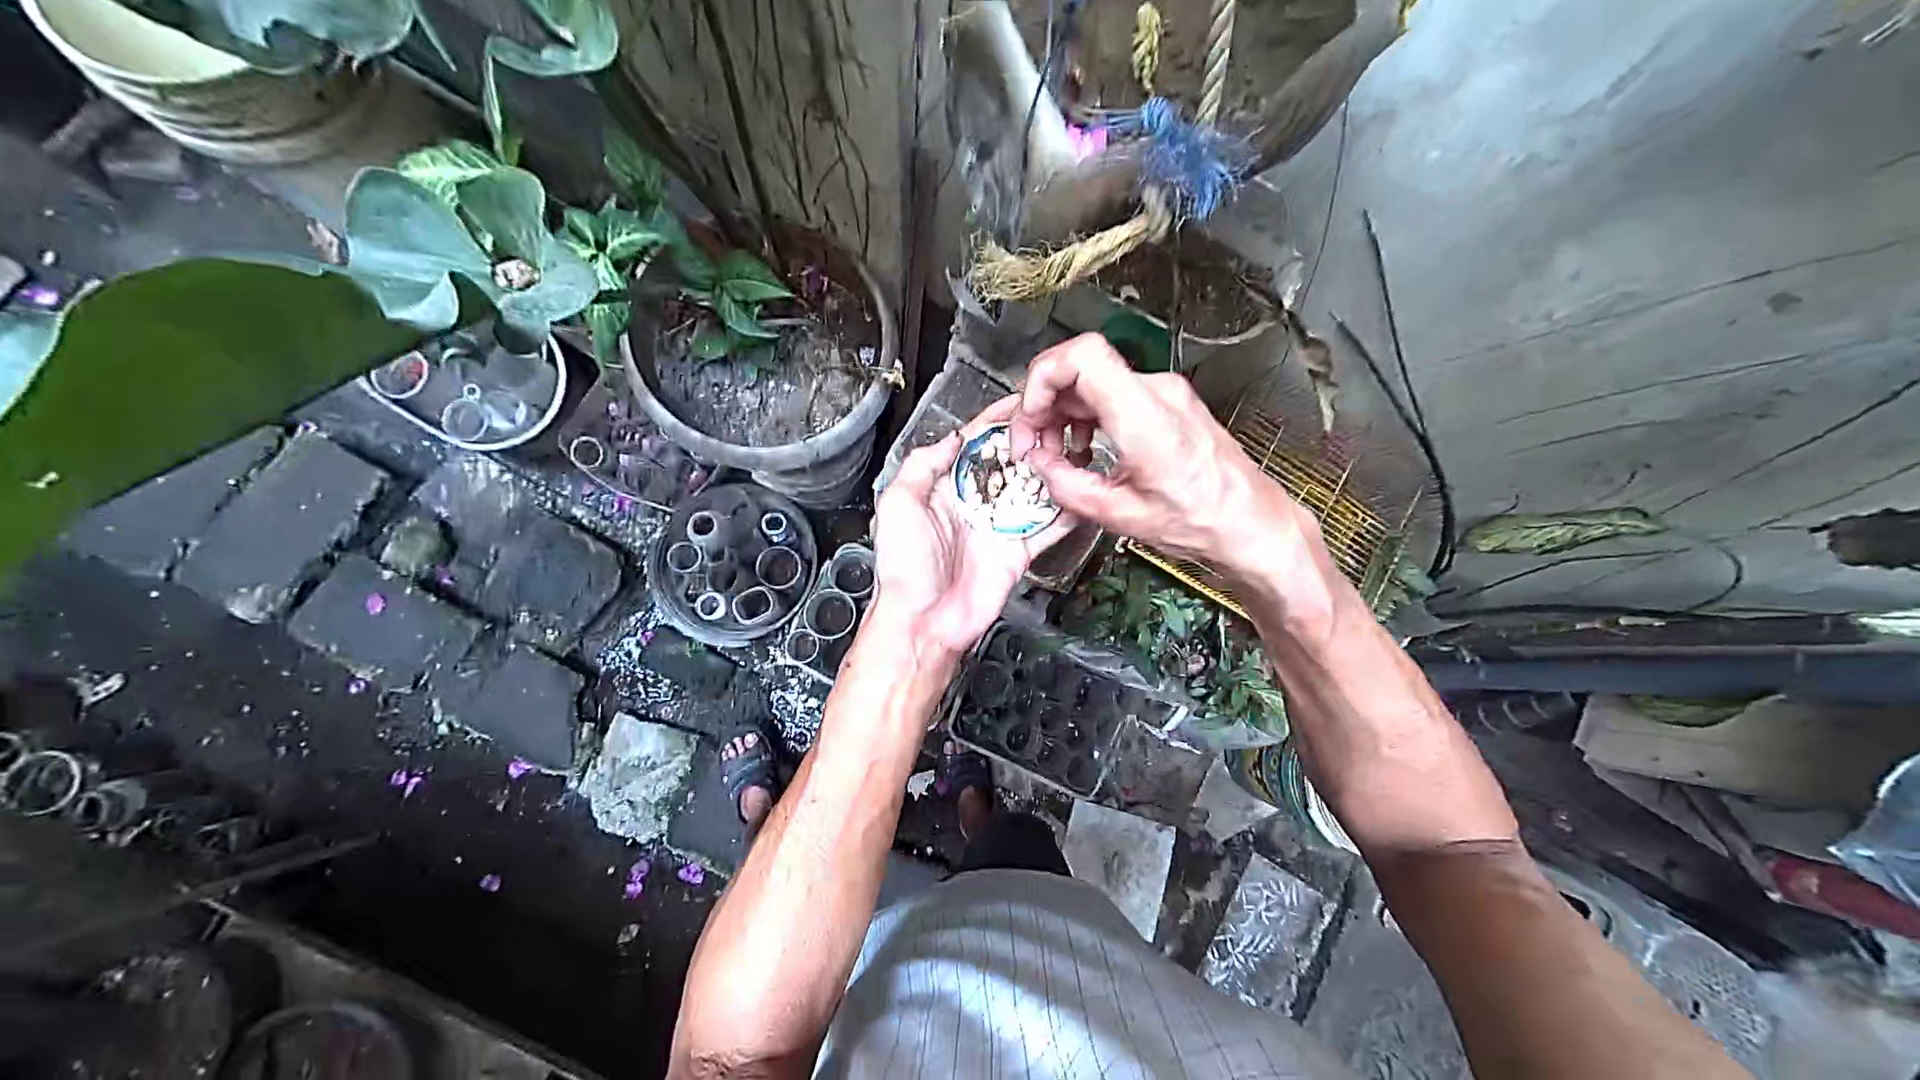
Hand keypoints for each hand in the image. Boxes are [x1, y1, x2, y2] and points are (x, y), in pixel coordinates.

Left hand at [871, 397, 1071, 658]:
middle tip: (1054, 422)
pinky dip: (1066, 513)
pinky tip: (1080, 494)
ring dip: (1051, 471)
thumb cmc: (903, 570)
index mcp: (944, 490)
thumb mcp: (897, 503)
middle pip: (1010, 463)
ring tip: (1073, 448)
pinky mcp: (1018, 551)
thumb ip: (921, 465)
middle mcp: (974, 505)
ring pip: (1033, 490)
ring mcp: (998, 527)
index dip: (996, 422)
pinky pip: (1047, 528)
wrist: (924, 622)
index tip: (1019, 403)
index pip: (974, 445)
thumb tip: (951, 438)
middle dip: (1031, 442)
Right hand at [1010, 334, 1304, 577]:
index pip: (1081, 356)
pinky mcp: (1165, 404)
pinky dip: (1085, 415)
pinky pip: (1111, 393)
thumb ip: (1066, 487)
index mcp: (1144, 417)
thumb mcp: (1119, 515)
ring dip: (1062, 412)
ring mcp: (1163, 394)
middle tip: (1031, 443)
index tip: (1030, 413)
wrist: (1249, 523)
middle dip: (1042, 404)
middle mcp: (1157, 393)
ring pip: (1091, 380)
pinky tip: (1082, 447)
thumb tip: (1041, 467)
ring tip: (1054, 451)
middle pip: (1078, 368)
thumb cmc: (1205, 519)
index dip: (1041, 378)